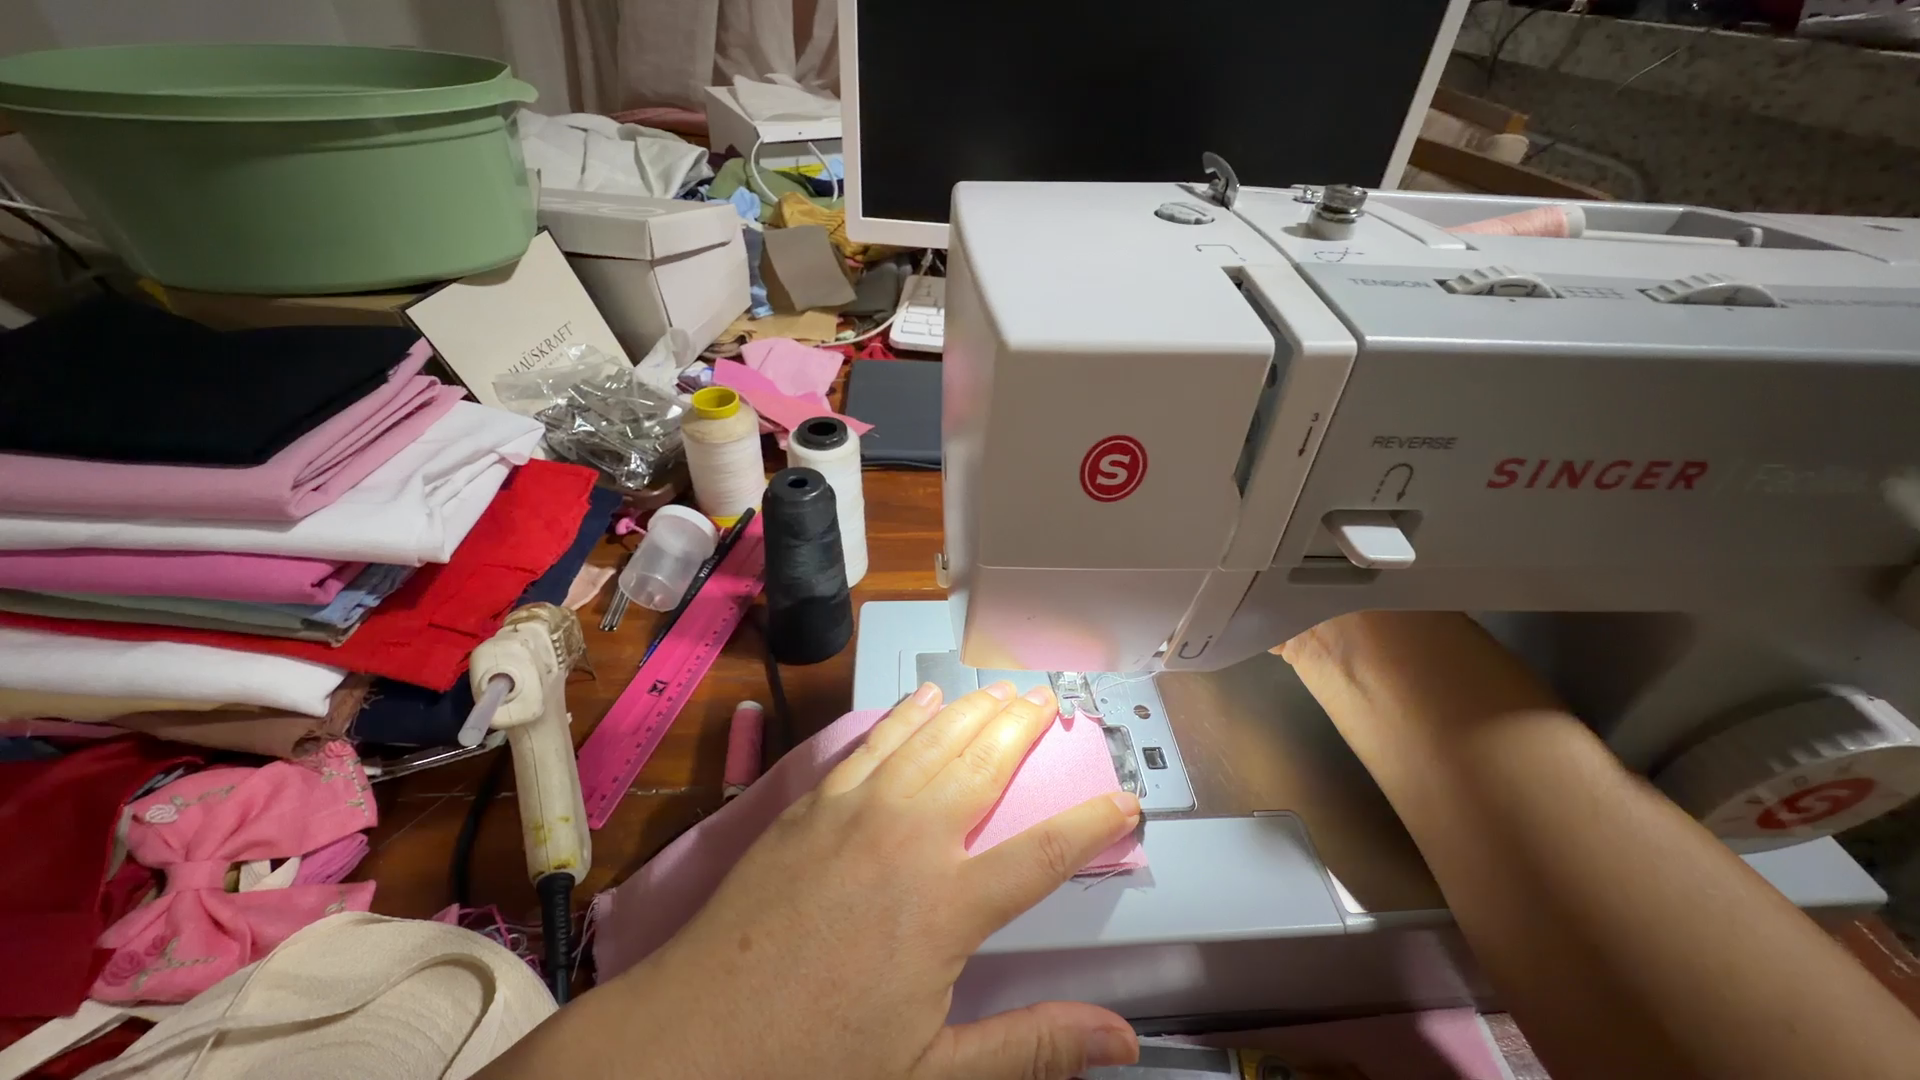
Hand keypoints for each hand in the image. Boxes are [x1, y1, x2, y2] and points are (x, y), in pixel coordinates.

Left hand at [610, 681, 1142, 1078]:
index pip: (1046, 852)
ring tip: (1005, 690)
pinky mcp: (815, 802)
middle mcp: (912, 840)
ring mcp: (859, 811)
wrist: (697, 1034)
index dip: (1094, 821)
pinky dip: (906, 715)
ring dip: (975, 710)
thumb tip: (1119, 1039)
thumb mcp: (934, 1068)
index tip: (1123, 799)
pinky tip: (925, 698)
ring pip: (935, 740)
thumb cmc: (814, 1060)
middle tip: (1052, 701)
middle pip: (987, 764)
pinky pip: (874, 742)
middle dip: (1027, 728)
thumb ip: (1032, 1046)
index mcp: (949, 907)